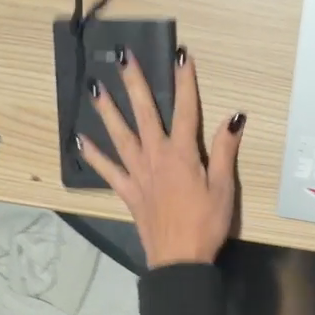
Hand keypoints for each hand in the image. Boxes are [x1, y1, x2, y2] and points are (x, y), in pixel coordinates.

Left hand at [76, 47, 246, 267]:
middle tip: (124, 57)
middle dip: (136, 83)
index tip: (181, 55)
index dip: (185, 81)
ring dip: (107, 110)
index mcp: (183, 154)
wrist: (179, 259)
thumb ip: (226, 150)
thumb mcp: (224, 187)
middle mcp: (156, 157)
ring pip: (119, 135)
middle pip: (145, 113)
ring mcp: (138, 173)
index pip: (186, 110)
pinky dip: (94, 155)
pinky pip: (107, 169)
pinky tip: (80, 140)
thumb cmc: (206, 223)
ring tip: (94, 87)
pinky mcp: (128, 191)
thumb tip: (234, 117)